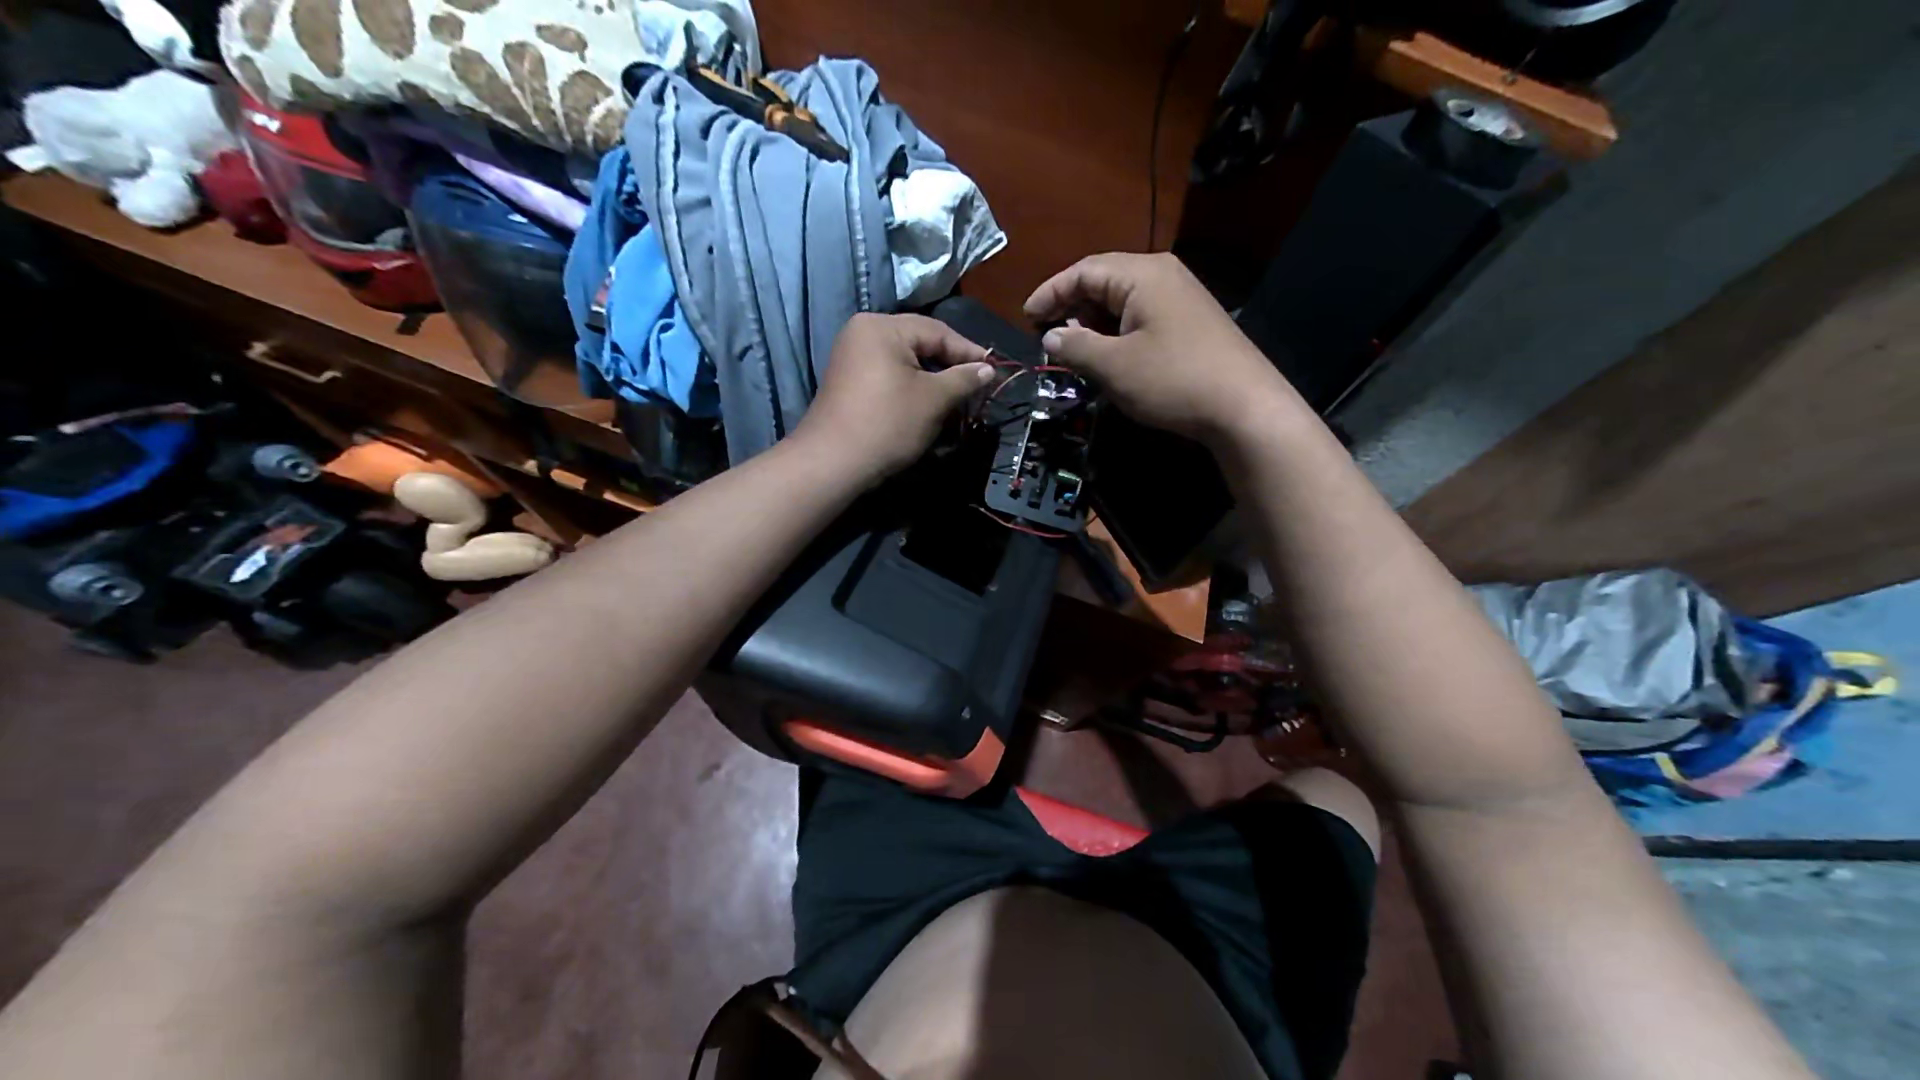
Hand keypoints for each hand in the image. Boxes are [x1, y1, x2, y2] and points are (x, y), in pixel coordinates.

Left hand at [793, 313, 994, 481]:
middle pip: (919, 344)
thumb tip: (987, 369)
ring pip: (905, 362)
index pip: (938, 331)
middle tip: (977, 387)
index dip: (969, 352)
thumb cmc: (888, 423)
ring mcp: (852, 357)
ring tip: (957, 400)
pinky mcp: (848, 382)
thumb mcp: (934, 399)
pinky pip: (889, 375)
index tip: (994, 372)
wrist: (833, 462)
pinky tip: (928, 406)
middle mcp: (863, 332)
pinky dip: (911, 388)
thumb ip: (964, 378)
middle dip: (950, 367)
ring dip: (932, 380)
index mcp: (882, 326)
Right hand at [1024, 252, 1300, 444]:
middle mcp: (1162, 275)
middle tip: (1047, 335)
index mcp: (1142, 274)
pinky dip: (1116, 332)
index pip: (1083, 271)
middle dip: (1071, 307)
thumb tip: (1050, 336)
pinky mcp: (1190, 322)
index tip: (1025, 317)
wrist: (1244, 408)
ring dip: (1093, 322)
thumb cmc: (1172, 380)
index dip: (1050, 292)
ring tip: (1073, 350)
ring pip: (1122, 301)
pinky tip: (1108, 356)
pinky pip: (1141, 316)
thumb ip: (1075, 346)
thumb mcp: (1113, 366)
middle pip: (1103, 281)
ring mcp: (1180, 297)